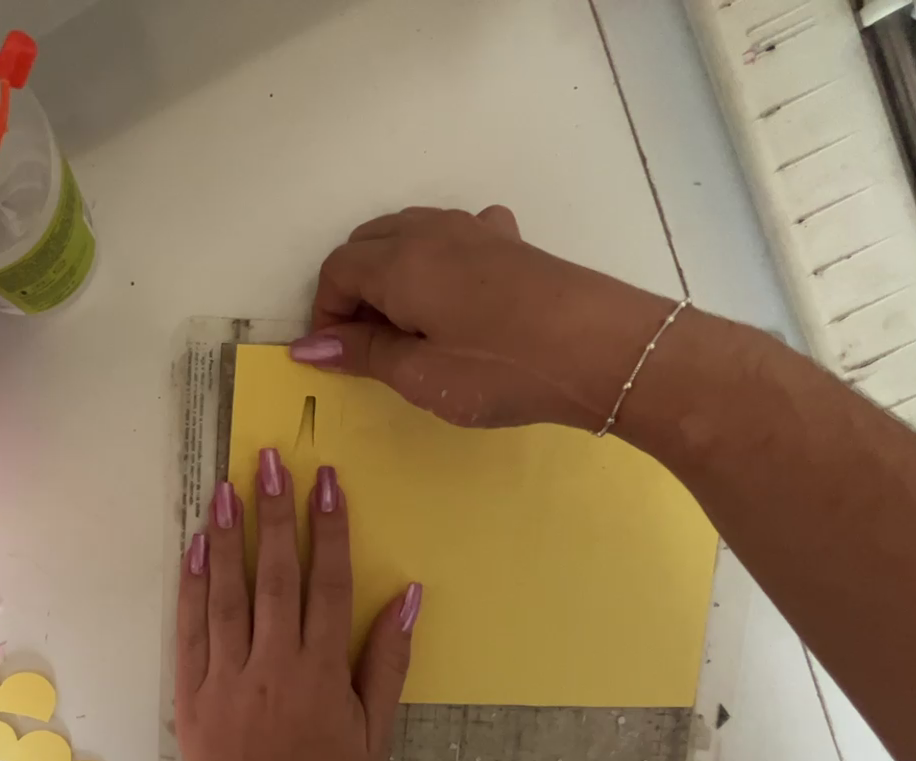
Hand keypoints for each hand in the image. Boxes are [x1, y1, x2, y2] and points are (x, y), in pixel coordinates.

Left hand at [175, 449, 418, 760]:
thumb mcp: (375, 732)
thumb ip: (389, 660)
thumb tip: (408, 593)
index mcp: (322, 672)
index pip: (328, 581)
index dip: (329, 526)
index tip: (326, 478)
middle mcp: (273, 665)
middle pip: (275, 574)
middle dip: (274, 512)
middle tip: (268, 460)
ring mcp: (226, 676)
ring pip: (227, 592)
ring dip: (226, 535)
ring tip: (225, 487)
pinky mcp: (191, 691)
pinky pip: (191, 628)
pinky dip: (192, 585)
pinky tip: (195, 547)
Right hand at [294, 206, 681, 430]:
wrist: (607, 351)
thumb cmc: (503, 370)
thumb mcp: (421, 376)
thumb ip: (362, 355)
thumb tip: (308, 348)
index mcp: (401, 263)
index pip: (336, 271)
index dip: (326, 315)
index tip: (340, 357)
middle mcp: (431, 232)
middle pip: (366, 243)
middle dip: (352, 290)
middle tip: (369, 345)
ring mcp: (475, 229)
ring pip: (406, 232)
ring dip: (388, 273)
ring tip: (406, 325)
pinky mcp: (509, 241)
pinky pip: (451, 233)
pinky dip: (433, 258)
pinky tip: (452, 292)